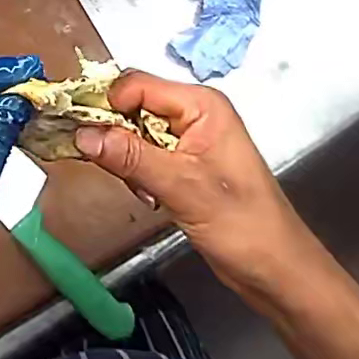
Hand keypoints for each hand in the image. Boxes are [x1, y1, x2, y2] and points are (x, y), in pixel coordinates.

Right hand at [75, 71, 321, 302]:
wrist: (277, 272)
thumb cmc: (243, 225)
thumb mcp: (183, 188)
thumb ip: (131, 157)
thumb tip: (82, 135)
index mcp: (200, 103)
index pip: (137, 85)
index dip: (107, 105)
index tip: (81, 133)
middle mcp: (193, 112)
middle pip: (133, 105)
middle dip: (116, 135)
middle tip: (116, 169)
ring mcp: (189, 137)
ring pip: (135, 131)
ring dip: (128, 159)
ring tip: (145, 191)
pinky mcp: (184, 161)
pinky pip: (145, 153)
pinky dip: (138, 172)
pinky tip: (151, 197)